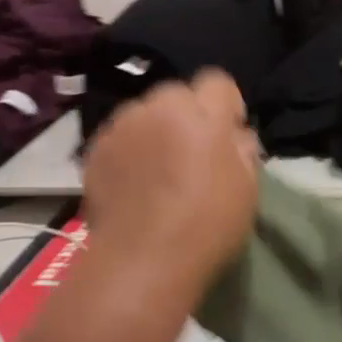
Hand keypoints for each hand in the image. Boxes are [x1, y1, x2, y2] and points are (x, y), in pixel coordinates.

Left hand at [81, 71, 259, 274]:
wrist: (143, 260)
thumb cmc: (208, 225)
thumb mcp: (247, 188)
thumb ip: (243, 151)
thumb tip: (236, 136)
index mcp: (202, 115)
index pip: (217, 81)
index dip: (226, 105)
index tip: (229, 135)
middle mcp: (157, 108)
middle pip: (177, 93)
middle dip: (188, 115)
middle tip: (195, 154)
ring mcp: (121, 127)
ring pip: (145, 113)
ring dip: (156, 130)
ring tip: (160, 170)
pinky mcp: (94, 149)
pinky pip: (120, 137)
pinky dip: (131, 150)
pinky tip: (136, 183)